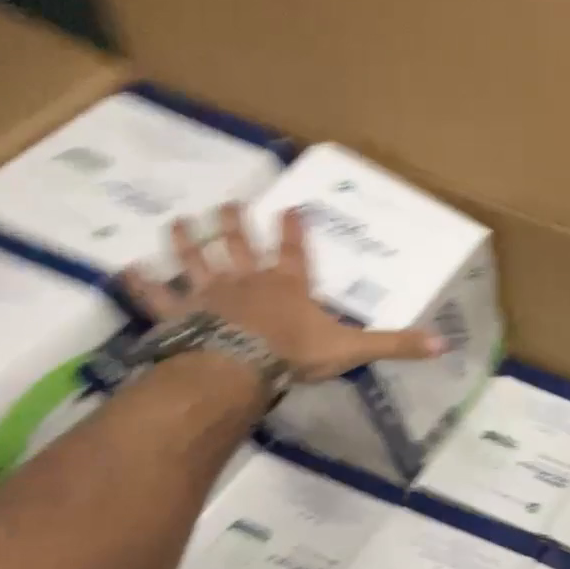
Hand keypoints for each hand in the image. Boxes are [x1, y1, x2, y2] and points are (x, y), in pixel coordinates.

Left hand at [122, 203, 444, 382]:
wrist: (237, 365)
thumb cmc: (295, 353)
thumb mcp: (354, 349)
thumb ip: (396, 345)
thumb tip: (444, 344)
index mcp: (288, 286)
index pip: (292, 250)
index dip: (291, 229)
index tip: (288, 207)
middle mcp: (245, 280)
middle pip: (236, 243)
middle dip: (232, 222)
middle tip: (227, 204)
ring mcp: (207, 293)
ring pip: (193, 258)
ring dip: (185, 240)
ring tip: (178, 222)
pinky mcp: (176, 312)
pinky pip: (154, 295)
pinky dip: (140, 283)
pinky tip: (125, 270)